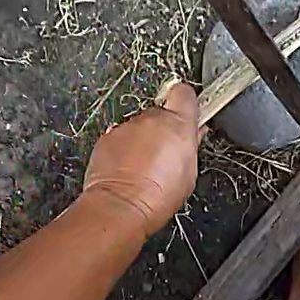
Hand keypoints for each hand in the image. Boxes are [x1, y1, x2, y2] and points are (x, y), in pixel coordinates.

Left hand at [82, 80, 203, 236]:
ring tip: (144, 170)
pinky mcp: (107, 139)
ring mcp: (126, 128)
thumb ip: (191, 146)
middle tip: (164, 157)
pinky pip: (119, 140)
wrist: (121, 206)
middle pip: (160, 115)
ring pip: (138, 129)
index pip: (185, 93)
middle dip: (162, 131)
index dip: (186, 103)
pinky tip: (127, 172)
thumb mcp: (189, 173)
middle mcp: (150, 120)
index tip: (187, 116)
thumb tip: (193, 135)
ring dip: (141, 143)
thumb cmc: (157, 195)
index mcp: (177, 124)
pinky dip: (123, 152)